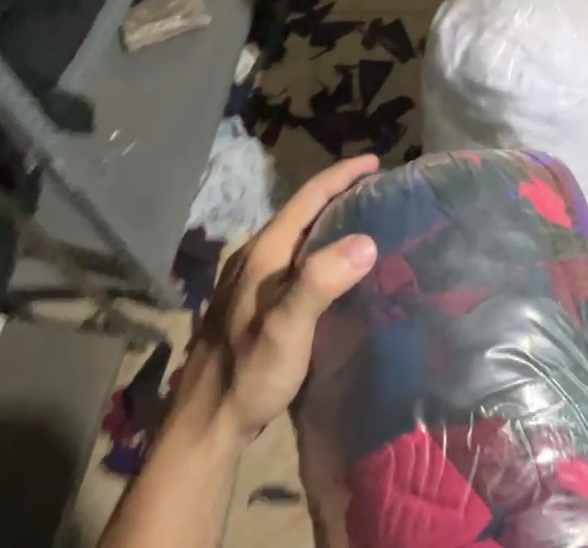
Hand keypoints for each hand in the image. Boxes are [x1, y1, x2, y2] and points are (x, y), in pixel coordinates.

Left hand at [173, 155, 379, 442]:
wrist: (205, 425)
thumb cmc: (247, 375)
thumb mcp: (285, 329)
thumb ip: (319, 282)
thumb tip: (366, 241)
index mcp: (264, 254)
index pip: (307, 198)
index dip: (342, 176)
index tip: (376, 162)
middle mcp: (256, 258)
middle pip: (303, 212)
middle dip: (341, 194)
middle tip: (381, 191)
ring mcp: (252, 282)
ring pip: (299, 237)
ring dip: (331, 222)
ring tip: (369, 221)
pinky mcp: (256, 304)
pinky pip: (297, 260)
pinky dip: (323, 249)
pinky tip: (340, 268)